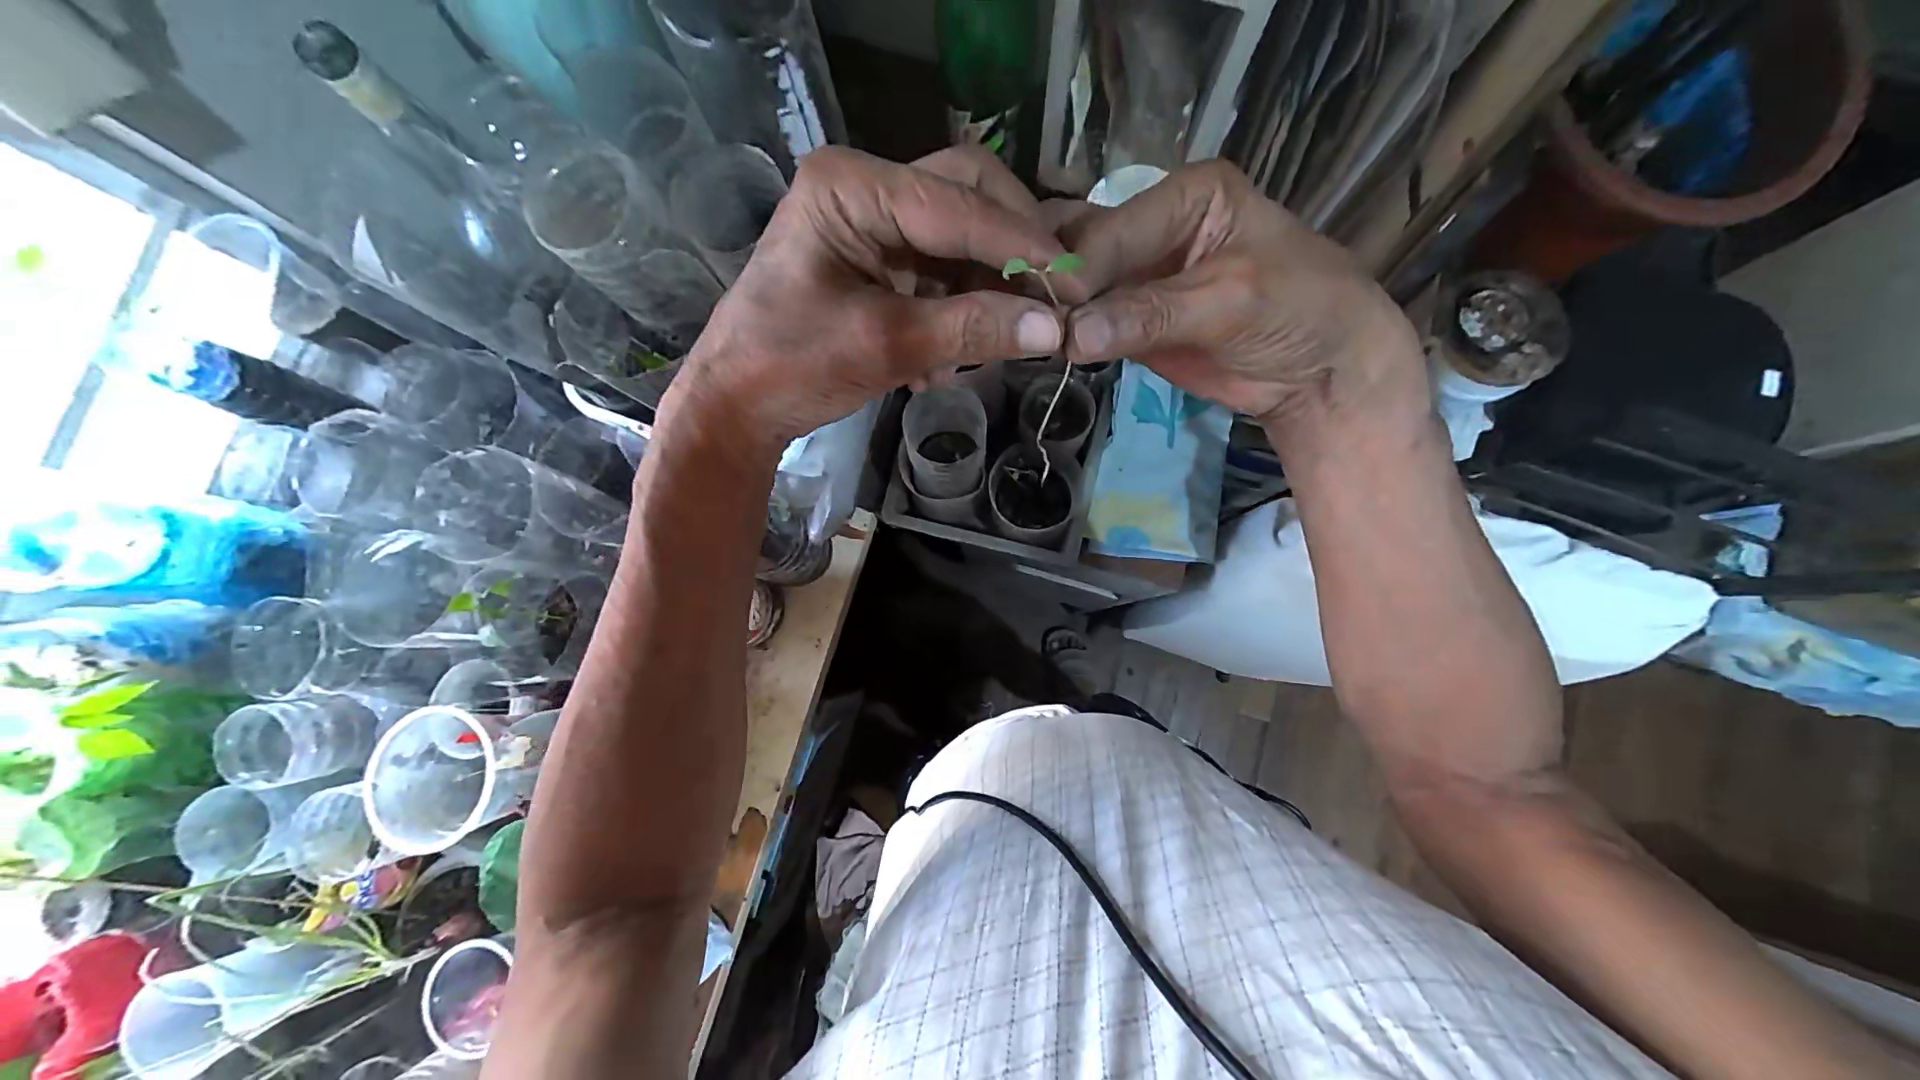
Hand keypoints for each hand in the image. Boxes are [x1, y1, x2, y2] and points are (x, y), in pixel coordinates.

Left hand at [669, 146, 1068, 455]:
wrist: (737, 406)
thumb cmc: (792, 367)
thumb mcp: (886, 346)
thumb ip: (972, 329)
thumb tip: (1055, 329)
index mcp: (852, 187)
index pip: (960, 203)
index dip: (1023, 246)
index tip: (1076, 286)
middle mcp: (865, 189)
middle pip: (967, 198)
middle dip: (1010, 253)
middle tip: (1049, 301)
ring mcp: (872, 225)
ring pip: (961, 240)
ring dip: (984, 292)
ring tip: (993, 345)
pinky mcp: (879, 262)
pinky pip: (942, 273)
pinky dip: (957, 312)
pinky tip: (946, 362)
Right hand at [1058, 161, 1426, 435]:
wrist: (1319, 372)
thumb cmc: (1298, 313)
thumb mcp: (1230, 301)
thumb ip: (1150, 314)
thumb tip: (1072, 337)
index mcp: (1186, 194)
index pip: (1112, 228)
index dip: (1078, 270)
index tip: (1051, 313)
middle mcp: (1152, 225)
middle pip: (1080, 243)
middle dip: (1051, 281)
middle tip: (1025, 320)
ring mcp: (1135, 275)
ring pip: (1072, 282)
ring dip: (1049, 308)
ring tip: (1025, 333)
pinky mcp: (1127, 319)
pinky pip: (1083, 321)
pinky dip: (1062, 333)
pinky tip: (1039, 344)